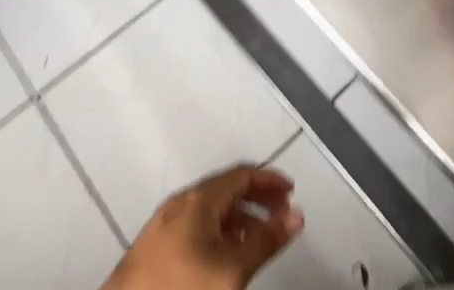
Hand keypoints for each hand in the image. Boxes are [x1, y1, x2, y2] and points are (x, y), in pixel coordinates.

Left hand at [102, 164, 303, 289]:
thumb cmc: (183, 285)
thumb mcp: (233, 267)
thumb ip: (266, 240)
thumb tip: (296, 214)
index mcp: (199, 198)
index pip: (241, 174)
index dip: (269, 179)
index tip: (291, 191)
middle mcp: (181, 201)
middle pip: (226, 187)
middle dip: (257, 196)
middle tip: (282, 212)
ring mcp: (166, 220)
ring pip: (211, 207)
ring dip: (240, 214)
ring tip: (261, 235)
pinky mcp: (158, 241)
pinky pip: (197, 222)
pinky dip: (221, 228)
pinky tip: (228, 251)